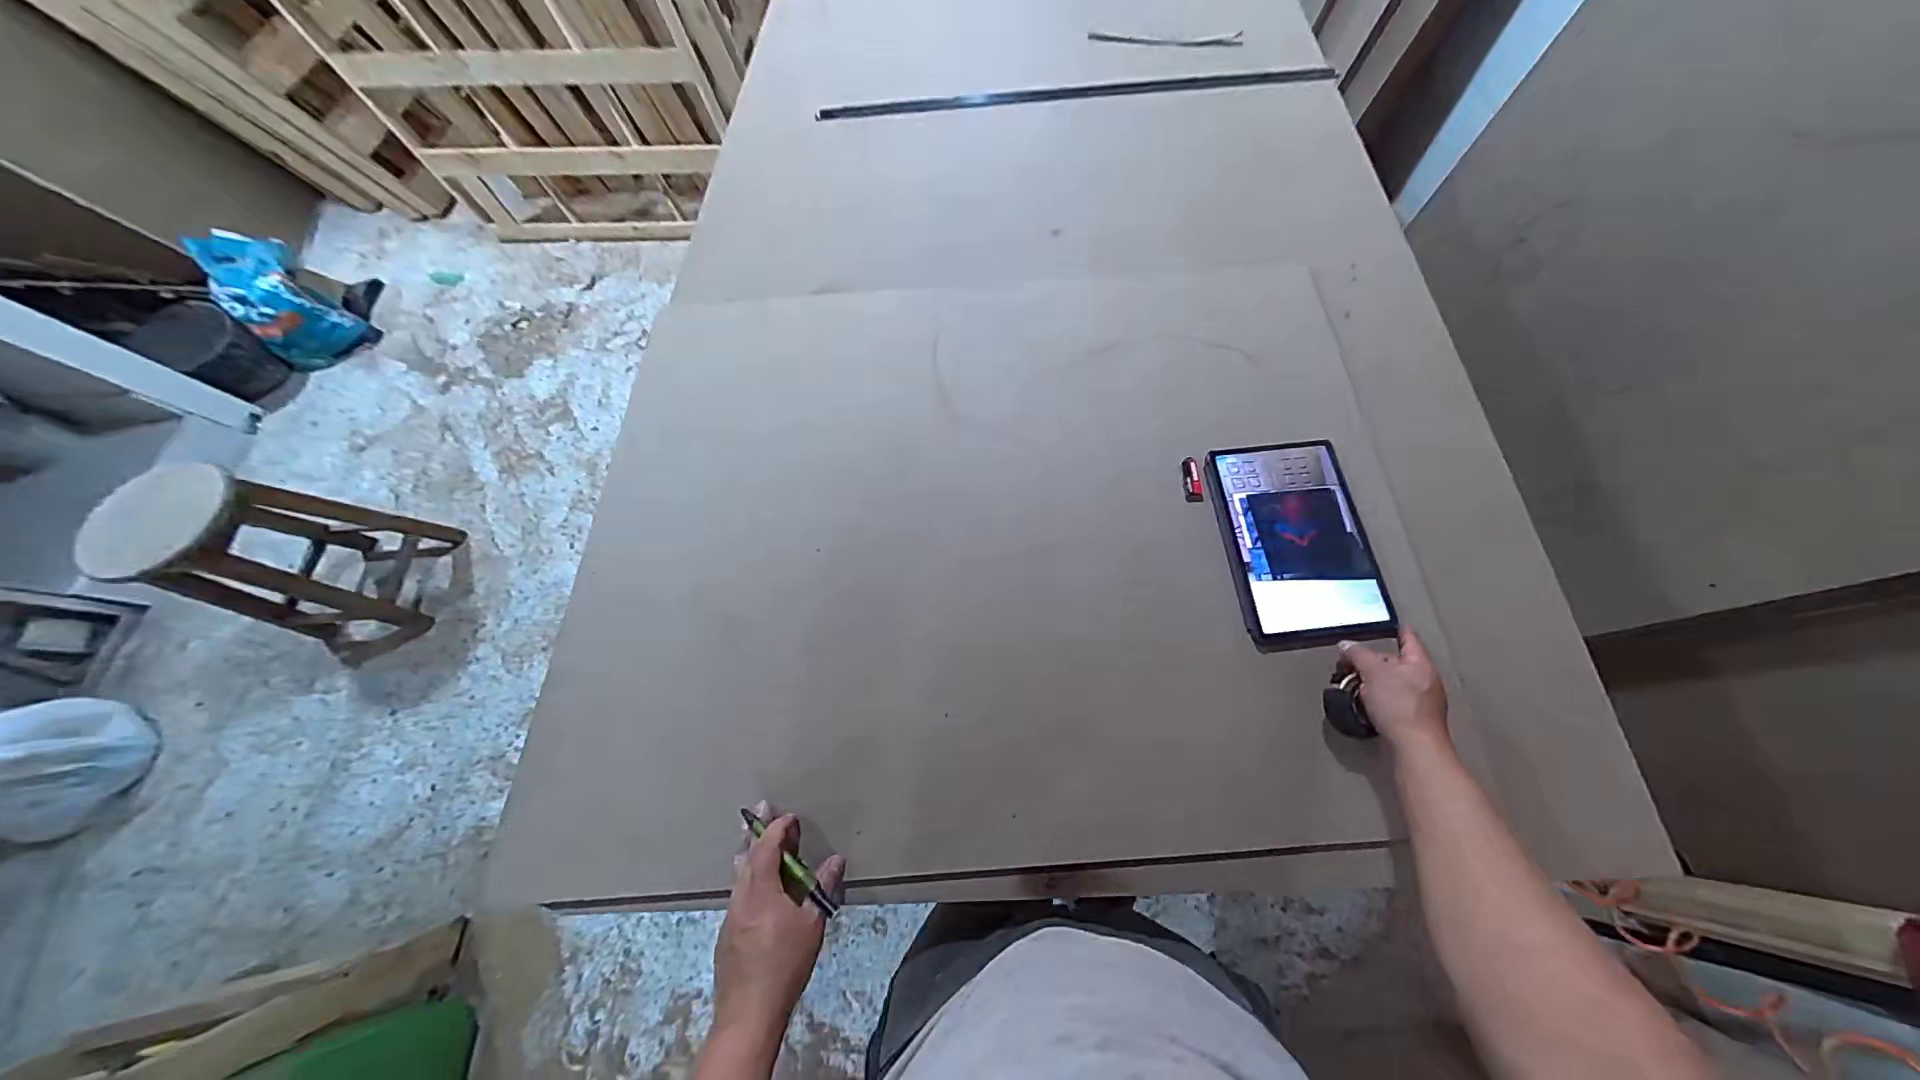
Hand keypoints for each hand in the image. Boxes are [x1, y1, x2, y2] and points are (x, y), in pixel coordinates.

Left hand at [712, 805, 846, 1039]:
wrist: (749, 1013)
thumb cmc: (785, 965)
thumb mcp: (812, 925)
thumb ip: (822, 889)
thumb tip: (835, 861)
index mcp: (761, 893)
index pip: (766, 850)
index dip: (777, 830)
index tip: (789, 818)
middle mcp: (741, 899)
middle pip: (746, 857)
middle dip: (757, 833)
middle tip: (762, 809)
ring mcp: (730, 917)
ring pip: (739, 876)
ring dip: (750, 854)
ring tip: (756, 840)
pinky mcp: (727, 935)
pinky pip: (738, 894)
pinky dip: (748, 877)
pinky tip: (757, 886)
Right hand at [1337, 630, 1449, 751]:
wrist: (1414, 746)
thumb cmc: (1401, 707)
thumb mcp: (1372, 672)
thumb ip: (1357, 655)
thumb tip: (1346, 646)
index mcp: (1420, 664)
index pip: (1408, 640)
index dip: (1398, 631)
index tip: (1394, 626)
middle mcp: (1424, 680)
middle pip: (1394, 662)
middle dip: (1373, 662)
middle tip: (1352, 664)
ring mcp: (1420, 701)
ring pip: (1391, 683)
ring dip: (1373, 683)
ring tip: (1356, 688)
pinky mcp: (1412, 718)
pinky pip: (1392, 701)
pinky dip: (1378, 700)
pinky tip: (1367, 706)